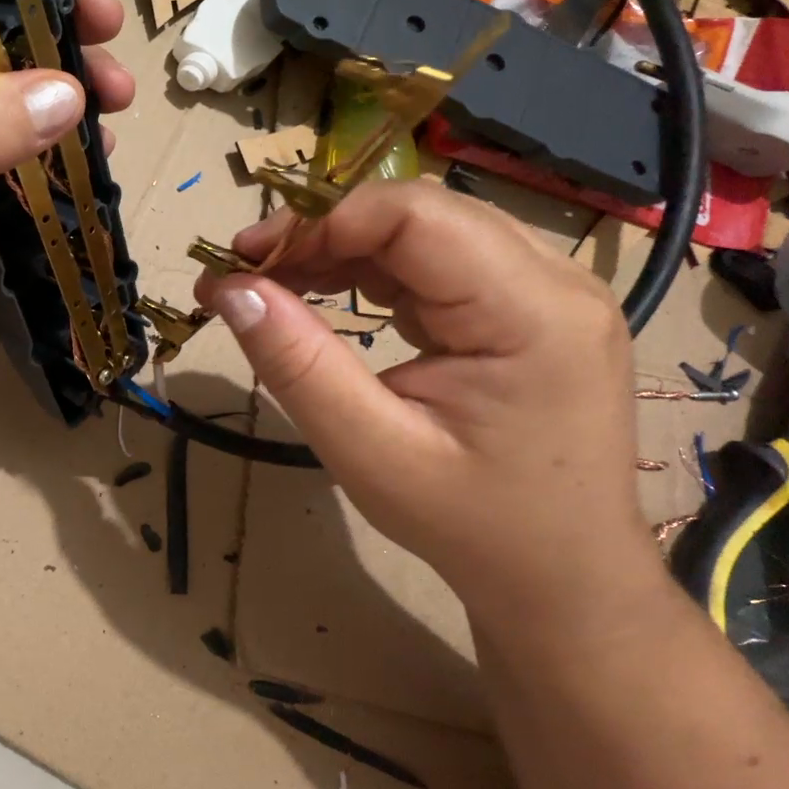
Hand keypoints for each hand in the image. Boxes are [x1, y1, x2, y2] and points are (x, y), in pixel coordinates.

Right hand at [194, 180, 652, 619]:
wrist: (560, 576)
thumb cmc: (468, 521)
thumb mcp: (366, 449)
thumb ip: (297, 363)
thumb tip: (228, 289)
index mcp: (531, 313)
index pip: (414, 216)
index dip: (319, 222)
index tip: (243, 262)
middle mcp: (553, 282)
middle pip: (417, 213)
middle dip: (319, 232)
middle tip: (245, 275)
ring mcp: (544, 291)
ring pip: (420, 228)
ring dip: (336, 247)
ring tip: (270, 286)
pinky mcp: (521, 306)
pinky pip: (430, 258)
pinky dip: (364, 268)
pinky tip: (322, 295)